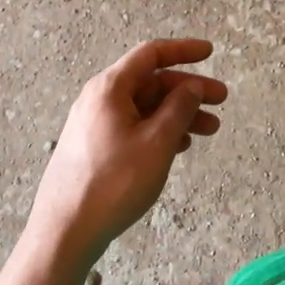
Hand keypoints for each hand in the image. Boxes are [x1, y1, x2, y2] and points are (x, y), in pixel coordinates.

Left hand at [25, 39, 227, 261]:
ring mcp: (94, 125)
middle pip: (151, 82)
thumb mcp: (156, 143)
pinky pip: (133, 126)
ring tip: (208, 130)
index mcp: (110, 88)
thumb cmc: (113, 183)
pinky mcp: (92, 149)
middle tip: (221, 101)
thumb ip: (179, 108)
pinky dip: (158, 130)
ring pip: (144, 107)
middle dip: (188, 90)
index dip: (183, 50)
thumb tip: (191, 86)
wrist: (63, 234)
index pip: (151, 54)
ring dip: (177, 114)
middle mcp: (99, 99)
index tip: (210, 53)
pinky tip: (178, 147)